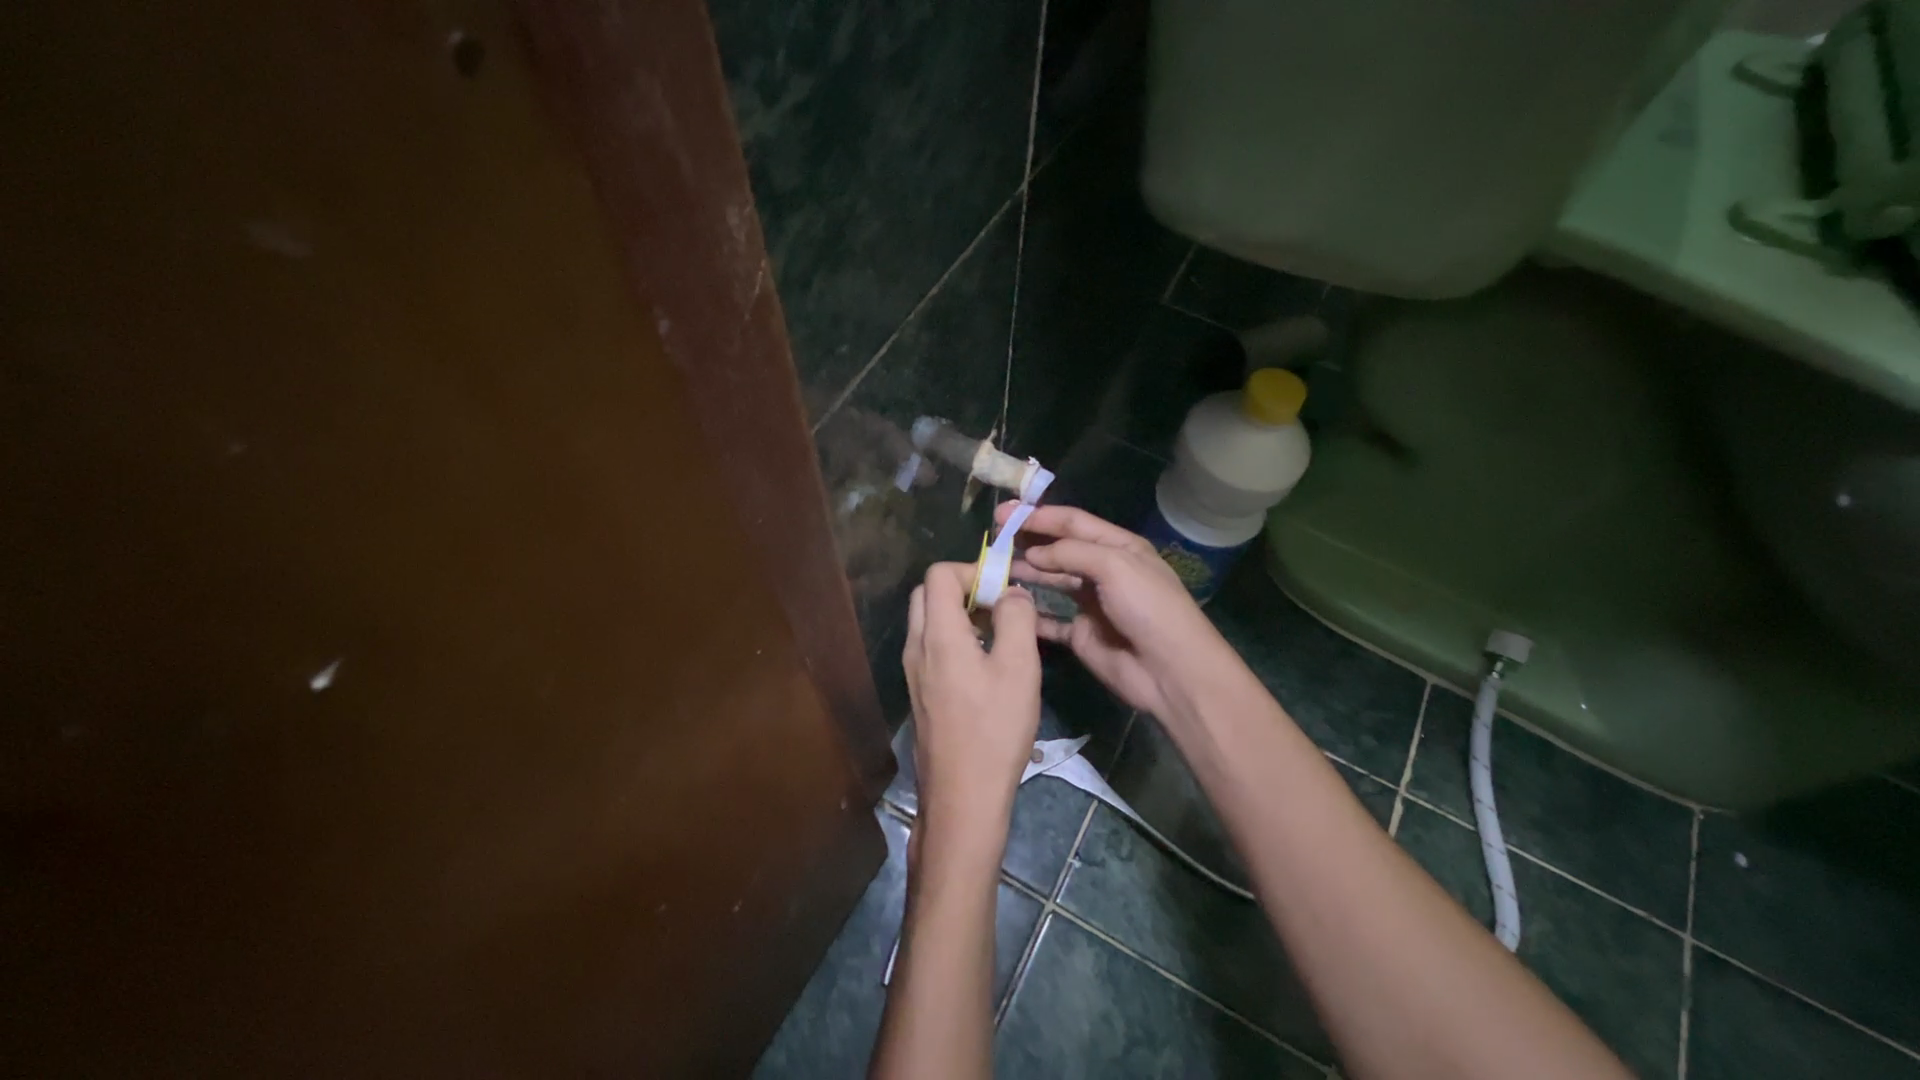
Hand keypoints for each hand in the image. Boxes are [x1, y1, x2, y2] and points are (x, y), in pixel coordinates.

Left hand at [902, 562, 1043, 837]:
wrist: (963, 795)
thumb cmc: (994, 729)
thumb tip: (1011, 593)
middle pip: (928, 595)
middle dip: (965, 589)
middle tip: (1002, 608)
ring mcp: (913, 673)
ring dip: (962, 617)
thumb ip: (1016, 619)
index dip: (972, 570)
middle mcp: (916, 648)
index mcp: (937, 635)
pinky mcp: (920, 695)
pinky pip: (932, 649)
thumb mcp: (1019, 668)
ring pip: (929, 623)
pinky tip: (989, 668)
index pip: (939, 574)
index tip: (1004, 589)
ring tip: (1002, 637)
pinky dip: (956, 641)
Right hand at [999, 503, 1236, 721]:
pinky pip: (1049, 621)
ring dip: (1024, 574)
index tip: (1003, 515)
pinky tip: (1003, 607)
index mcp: (1118, 547)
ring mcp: (1091, 604)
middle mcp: (1103, 571)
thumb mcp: (1115, 566)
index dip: (1038, 516)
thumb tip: (1032, 553)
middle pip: (1058, 551)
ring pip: (1051, 583)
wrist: (1171, 670)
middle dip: (1027, 543)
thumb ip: (1071, 552)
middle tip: (991, 541)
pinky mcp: (1081, 635)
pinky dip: (1028, 614)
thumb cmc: (1148, 608)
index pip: (1072, 523)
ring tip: (991, 570)